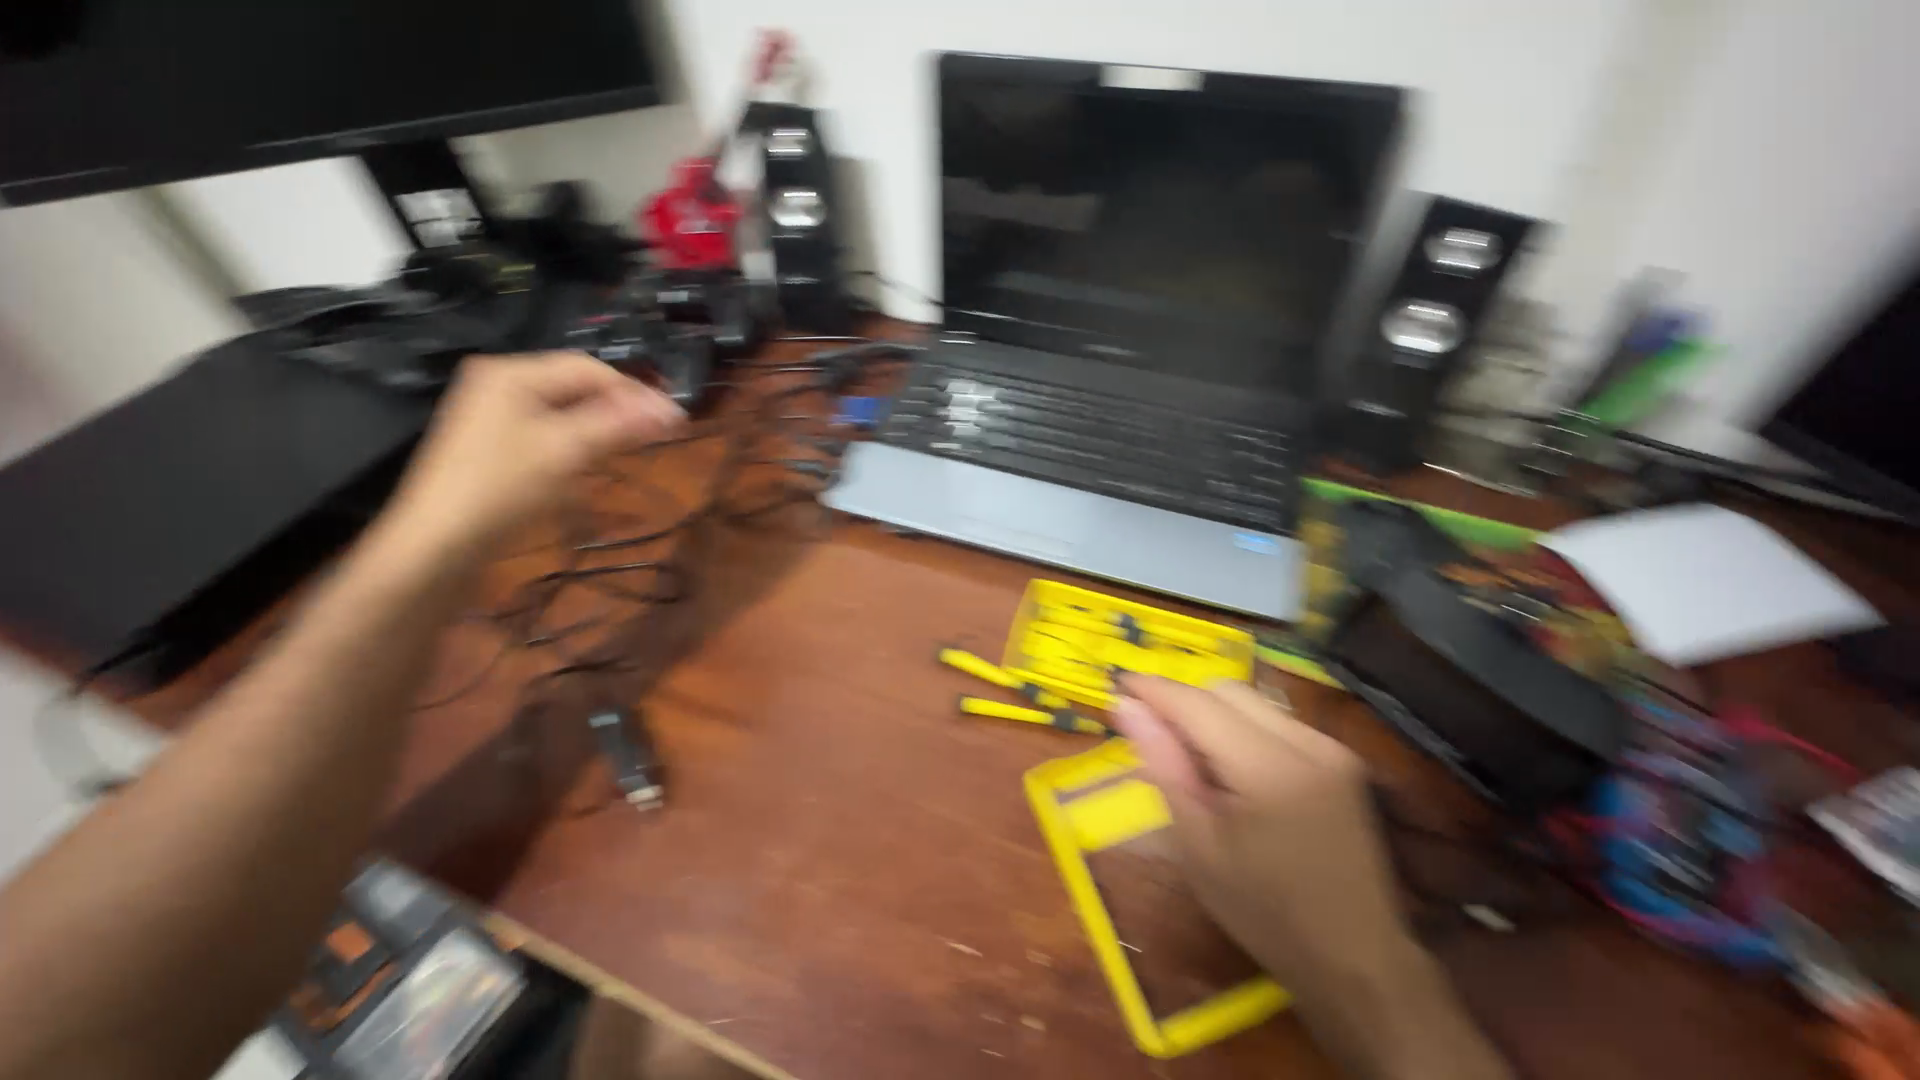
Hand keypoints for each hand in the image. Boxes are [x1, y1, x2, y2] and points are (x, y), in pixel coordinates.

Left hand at [387, 352, 683, 557]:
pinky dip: (574, 445)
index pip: (588, 369)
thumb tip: (671, 409)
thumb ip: (619, 424)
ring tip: (628, 450)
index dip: (633, 392)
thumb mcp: (566, 451)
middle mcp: (499, 384)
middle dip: (616, 410)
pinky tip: (587, 467)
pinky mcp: (492, 445)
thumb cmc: (501, 488)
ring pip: (563, 412)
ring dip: (598, 429)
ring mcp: (492, 415)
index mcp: (511, 373)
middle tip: (655, 435)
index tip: (671, 418)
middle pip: (574, 388)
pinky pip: (546, 433)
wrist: (438, 542)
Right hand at [1110, 676, 1410, 991]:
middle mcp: (1309, 743)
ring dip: (1213, 715)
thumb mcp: (1198, 845)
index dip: (1154, 689)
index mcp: (1271, 769)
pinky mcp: (1343, 760)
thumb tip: (1125, 706)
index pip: (1199, 704)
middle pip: (1228, 691)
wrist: (1355, 959)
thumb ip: (1164, 765)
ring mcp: (1333, 748)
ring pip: (1254, 702)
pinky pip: (1278, 722)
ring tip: (1190, 760)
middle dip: (1184, 701)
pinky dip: (1243, 730)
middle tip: (1150, 735)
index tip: (1116, 685)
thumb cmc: (1263, 912)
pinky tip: (1232, 772)